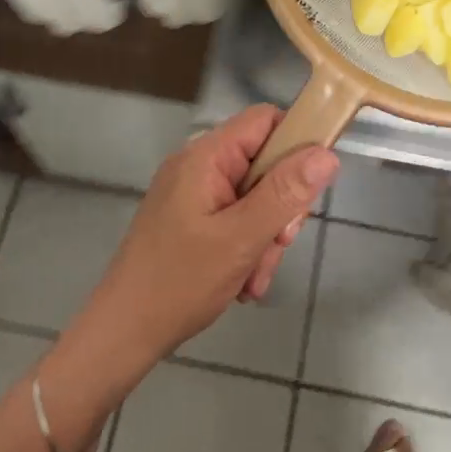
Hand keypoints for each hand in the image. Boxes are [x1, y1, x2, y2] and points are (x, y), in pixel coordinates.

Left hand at [79, 105, 337, 362]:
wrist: (124, 331)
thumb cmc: (180, 282)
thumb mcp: (241, 238)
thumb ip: (285, 194)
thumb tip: (326, 155)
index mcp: (205, 157)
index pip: (264, 121)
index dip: (296, 143)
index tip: (312, 185)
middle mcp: (198, 166)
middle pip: (264, 163)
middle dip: (281, 207)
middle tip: (279, 244)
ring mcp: (192, 194)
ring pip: (255, 198)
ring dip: (265, 237)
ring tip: (254, 278)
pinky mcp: (190, 219)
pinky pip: (235, 219)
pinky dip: (247, 248)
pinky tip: (243, 282)